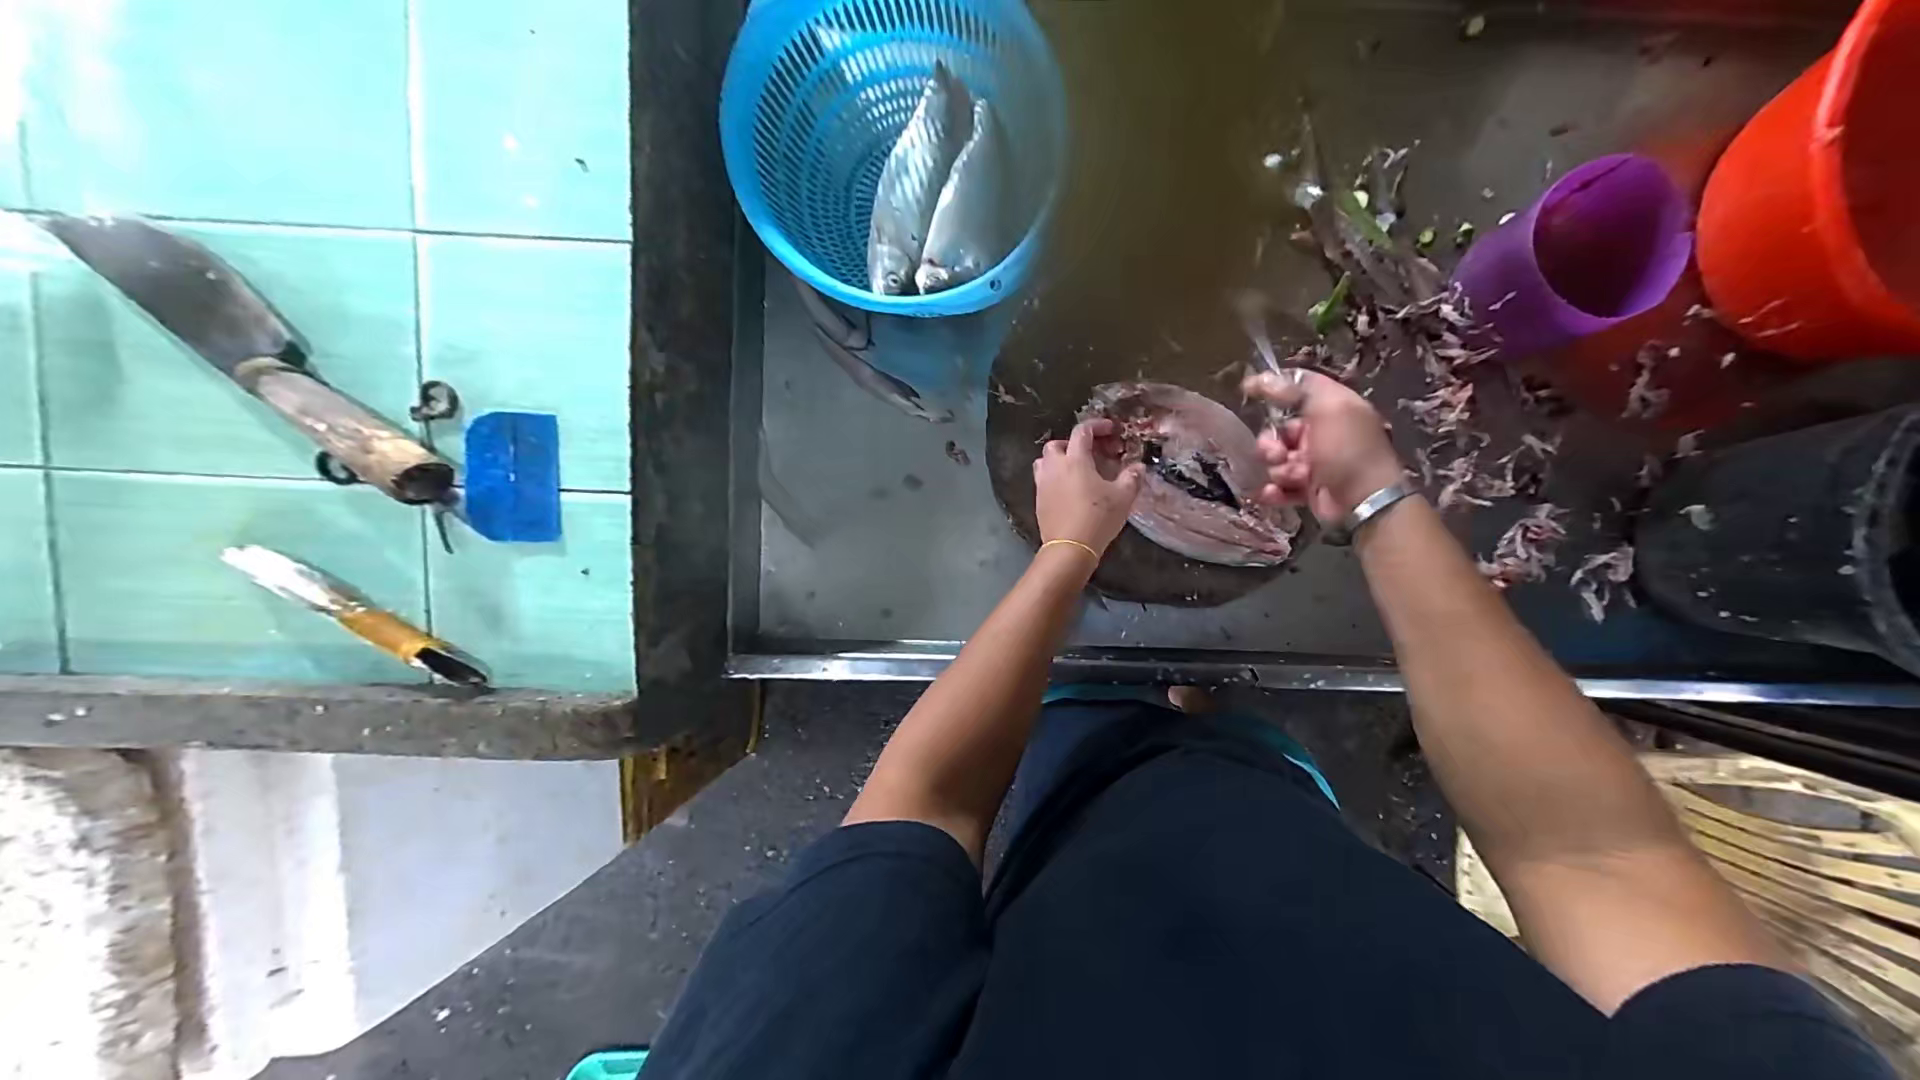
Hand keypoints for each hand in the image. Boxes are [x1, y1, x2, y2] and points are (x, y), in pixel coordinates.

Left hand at [1033, 418, 1143, 555]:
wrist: (1069, 548)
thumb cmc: (1098, 518)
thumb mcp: (1123, 497)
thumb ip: (1131, 477)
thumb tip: (1138, 467)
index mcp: (1075, 460)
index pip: (1082, 432)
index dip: (1097, 426)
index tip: (1110, 430)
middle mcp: (1054, 467)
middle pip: (1057, 444)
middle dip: (1074, 444)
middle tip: (1091, 453)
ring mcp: (1043, 484)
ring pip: (1045, 462)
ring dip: (1059, 460)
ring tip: (1077, 470)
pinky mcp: (1038, 500)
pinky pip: (1043, 480)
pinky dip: (1055, 477)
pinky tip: (1069, 490)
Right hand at [1242, 370, 1403, 520]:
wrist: (1363, 501)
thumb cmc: (1348, 450)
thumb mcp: (1328, 408)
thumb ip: (1297, 390)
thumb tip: (1261, 378)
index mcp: (1333, 408)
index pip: (1297, 388)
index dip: (1272, 387)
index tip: (1247, 389)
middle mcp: (1323, 433)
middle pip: (1279, 430)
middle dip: (1271, 444)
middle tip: (1278, 454)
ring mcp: (1315, 463)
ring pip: (1276, 460)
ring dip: (1278, 469)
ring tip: (1294, 477)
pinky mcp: (1308, 490)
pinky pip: (1279, 486)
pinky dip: (1275, 490)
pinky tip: (1275, 493)